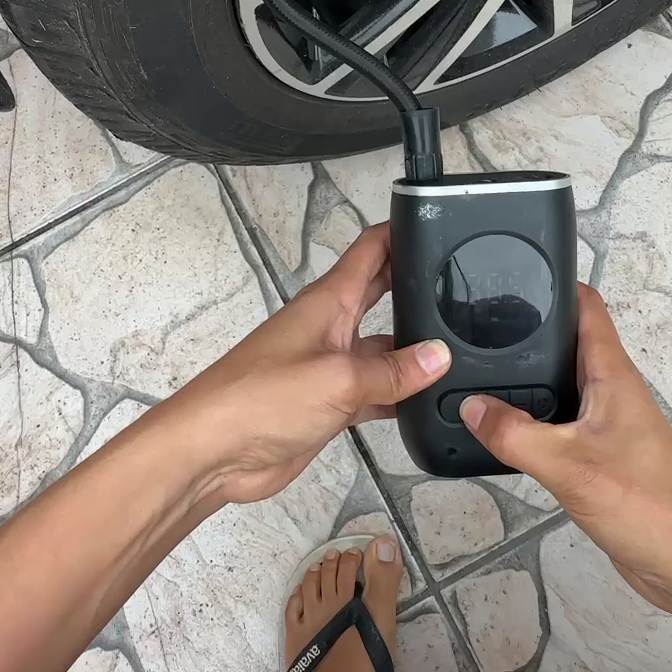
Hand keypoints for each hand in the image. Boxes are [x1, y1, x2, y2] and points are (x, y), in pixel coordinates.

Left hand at [158, 223, 451, 505]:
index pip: (370, 250)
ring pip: (380, 346)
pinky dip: (396, 394)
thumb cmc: (256, 397)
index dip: (399, 232)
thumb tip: (436, 356)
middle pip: (379, 292)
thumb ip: (391, 371)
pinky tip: (422, 402)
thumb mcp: (337, 379)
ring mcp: (329, 364)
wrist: (213, 451)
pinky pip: (372, 390)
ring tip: (456, 349)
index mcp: (328, 302)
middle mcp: (330, 326)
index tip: (434, 220)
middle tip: (457, 280)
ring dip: (409, 349)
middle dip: (413, 284)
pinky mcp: (328, 401)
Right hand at [458, 285, 671, 614]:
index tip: (512, 271)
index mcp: (612, 375)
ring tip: (478, 366)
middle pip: (567, 340)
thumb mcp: (567, 465)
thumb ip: (513, 434)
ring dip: (528, 374)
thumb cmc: (643, 504)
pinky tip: (503, 423)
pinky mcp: (601, 452)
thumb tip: (470, 406)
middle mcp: (611, 389)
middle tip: (477, 319)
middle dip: (528, 326)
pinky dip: (533, 413)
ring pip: (562, 381)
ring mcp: (607, 422)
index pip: (587, 307)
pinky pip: (560, 418)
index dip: (554, 282)